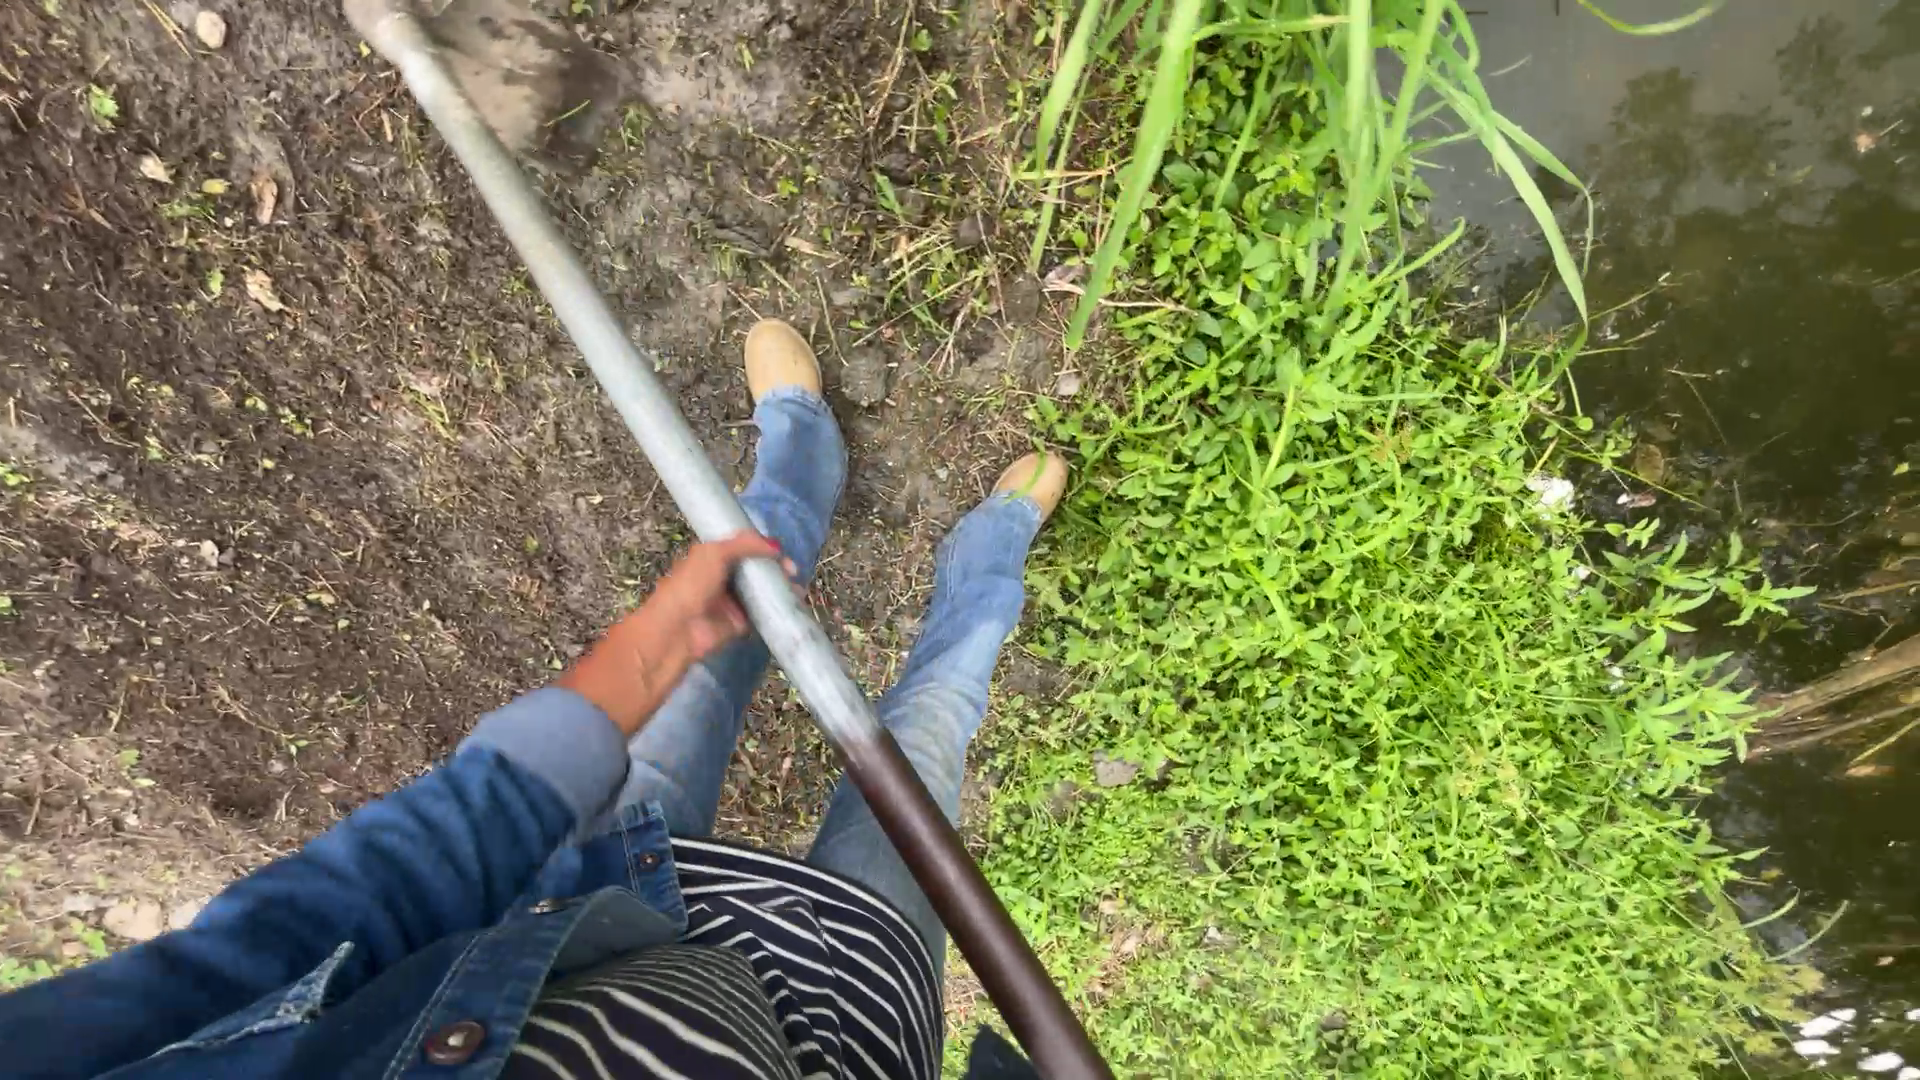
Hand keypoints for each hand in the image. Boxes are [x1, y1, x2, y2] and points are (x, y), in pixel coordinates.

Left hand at [557, 532, 793, 734]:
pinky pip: (760, 616)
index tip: (782, 553)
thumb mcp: (713, 554)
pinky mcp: (736, 625)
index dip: (763, 548)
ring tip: (798, 589)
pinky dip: (775, 611)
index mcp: (710, 558)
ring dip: (779, 589)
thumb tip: (775, 546)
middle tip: (794, 572)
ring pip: (760, 592)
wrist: (674, 633)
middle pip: (754, 570)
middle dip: (775, 569)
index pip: (742, 548)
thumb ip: (744, 545)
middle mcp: (720, 579)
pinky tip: (791, 607)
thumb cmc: (689, 587)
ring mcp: (729, 603)